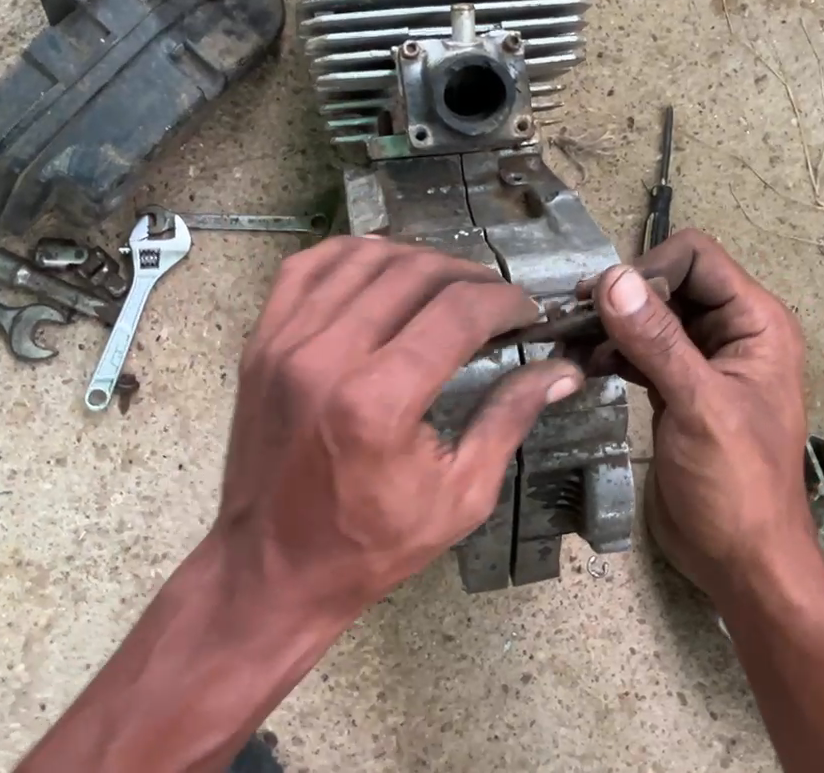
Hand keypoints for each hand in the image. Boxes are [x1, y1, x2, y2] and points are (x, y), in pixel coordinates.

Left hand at [214, 236, 584, 622]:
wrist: (269, 567)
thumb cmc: (369, 545)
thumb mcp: (458, 497)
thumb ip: (508, 419)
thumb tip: (562, 371)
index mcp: (377, 401)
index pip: (457, 312)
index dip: (504, 301)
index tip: (525, 311)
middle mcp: (326, 356)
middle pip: (414, 274)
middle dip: (469, 276)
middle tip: (494, 299)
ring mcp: (284, 341)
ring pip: (363, 257)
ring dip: (417, 260)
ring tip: (446, 284)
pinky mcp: (261, 340)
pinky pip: (308, 266)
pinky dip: (353, 255)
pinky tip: (382, 270)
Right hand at [588, 230, 812, 601]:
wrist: (742, 562)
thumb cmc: (737, 486)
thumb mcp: (699, 407)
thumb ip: (656, 341)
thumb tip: (611, 277)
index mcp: (755, 323)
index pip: (697, 258)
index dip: (650, 269)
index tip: (608, 305)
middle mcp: (730, 331)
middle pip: (669, 281)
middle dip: (621, 296)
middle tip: (572, 320)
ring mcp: (701, 360)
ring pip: (648, 315)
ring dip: (608, 324)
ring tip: (567, 343)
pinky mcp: (675, 387)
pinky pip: (639, 348)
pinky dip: (610, 350)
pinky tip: (584, 364)